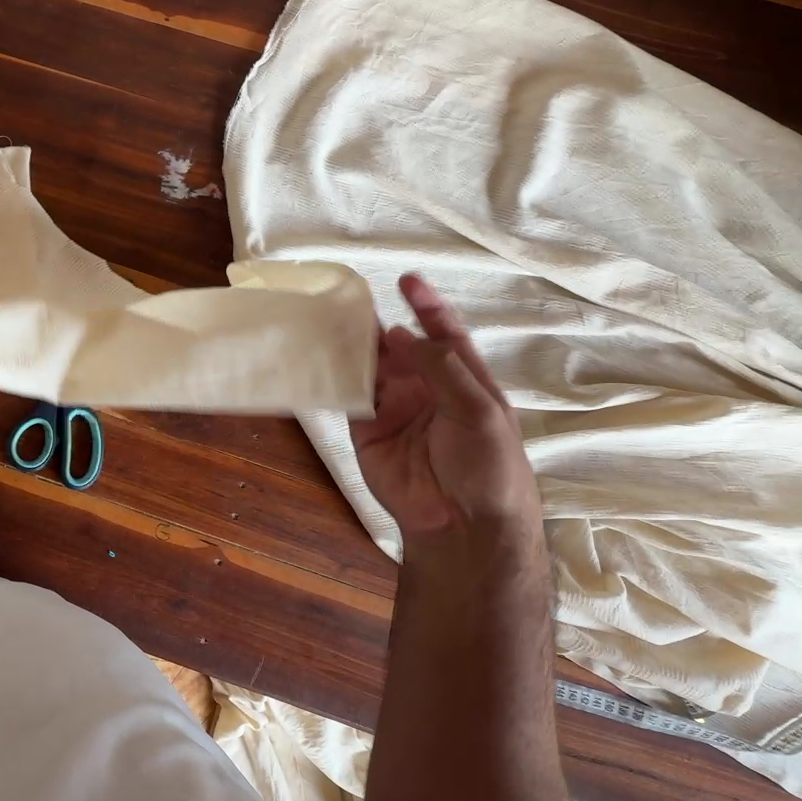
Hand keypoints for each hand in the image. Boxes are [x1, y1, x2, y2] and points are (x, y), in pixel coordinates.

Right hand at [349, 275, 541, 552]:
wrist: (460, 521)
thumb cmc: (487, 465)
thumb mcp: (478, 412)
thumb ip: (442, 370)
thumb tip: (400, 333)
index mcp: (462, 381)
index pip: (444, 335)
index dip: (427, 307)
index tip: (407, 280)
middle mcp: (425, 389)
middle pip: (397, 347)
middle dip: (375, 322)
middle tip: (346, 298)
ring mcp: (392, 408)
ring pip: (367, 368)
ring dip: (348, 347)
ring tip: (323, 321)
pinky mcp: (364, 428)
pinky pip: (345, 397)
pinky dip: (329, 378)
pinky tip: (314, 360)